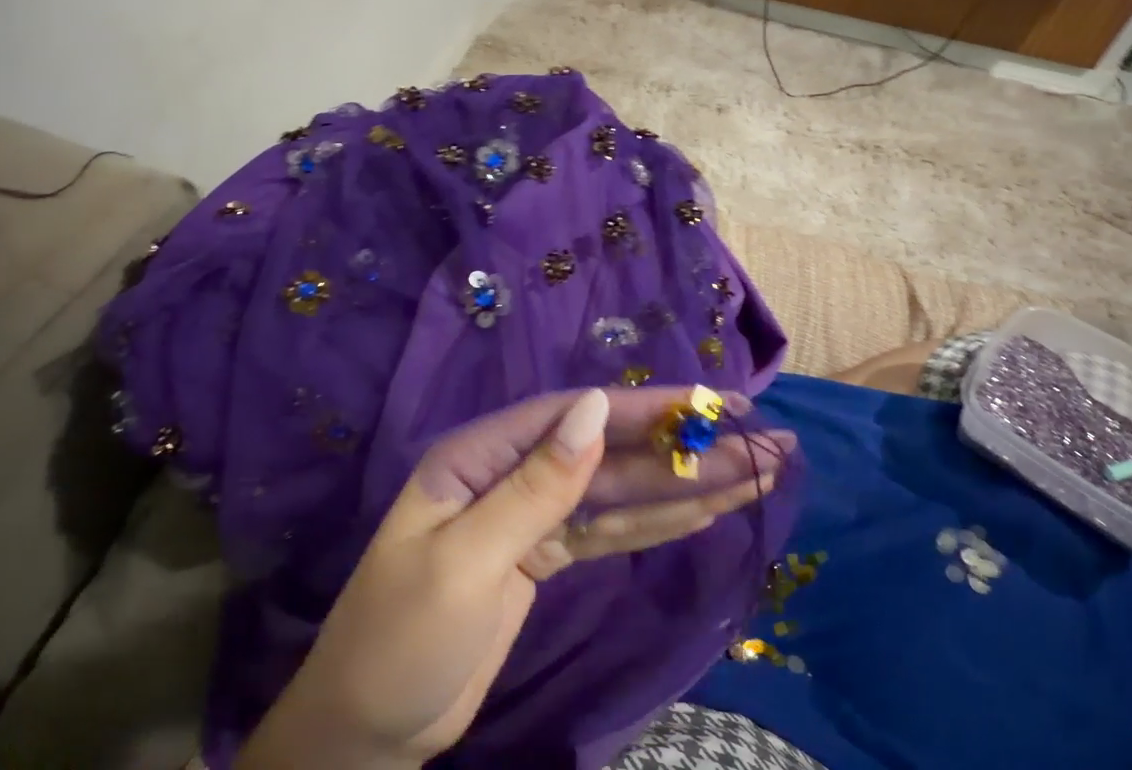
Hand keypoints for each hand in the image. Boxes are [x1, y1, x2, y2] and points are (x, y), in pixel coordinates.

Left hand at [235, 386, 794, 768]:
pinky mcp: (543, 560)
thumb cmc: (403, 637)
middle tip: (762, 442)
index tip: (711, 405)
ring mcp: (528, 519)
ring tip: (755, 475)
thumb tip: (595, 406)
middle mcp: (507, 474)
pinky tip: (705, 512)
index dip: (644, 408)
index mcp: (476, 457)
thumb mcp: (466, 560)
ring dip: (683, 485)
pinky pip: (607, 533)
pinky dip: (655, 524)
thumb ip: (536, 486)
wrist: (369, 726)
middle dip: (681, 448)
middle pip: (606, 453)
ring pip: (616, 494)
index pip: (572, 416)